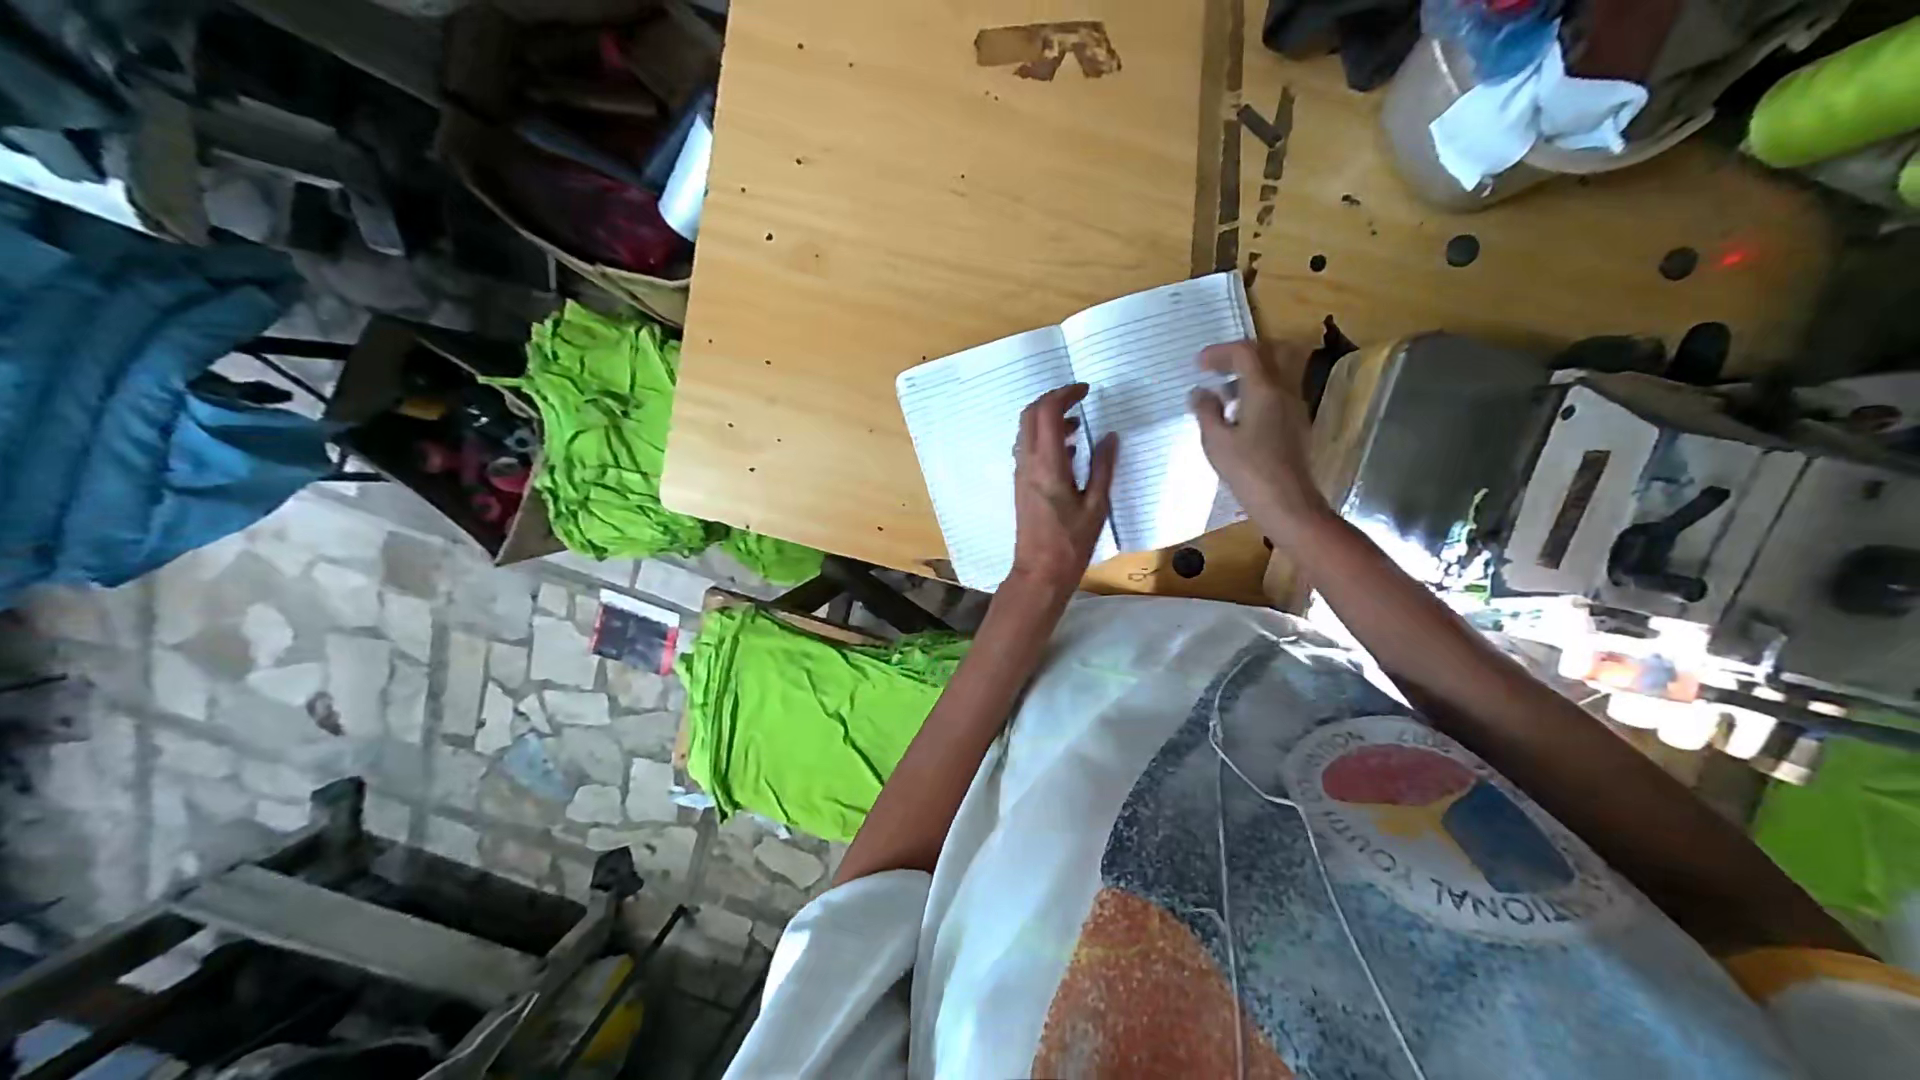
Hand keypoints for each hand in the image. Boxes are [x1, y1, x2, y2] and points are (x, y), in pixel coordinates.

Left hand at [1009, 383, 1116, 592]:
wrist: (1039, 571)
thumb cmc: (1071, 543)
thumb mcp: (1096, 505)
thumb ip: (1103, 467)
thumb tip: (1110, 436)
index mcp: (1048, 464)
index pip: (1047, 412)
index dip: (1065, 393)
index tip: (1085, 389)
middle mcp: (1028, 463)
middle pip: (1030, 414)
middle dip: (1052, 399)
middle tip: (1078, 399)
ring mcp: (1020, 473)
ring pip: (1026, 430)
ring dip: (1047, 418)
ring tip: (1078, 424)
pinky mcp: (1021, 484)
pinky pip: (1027, 448)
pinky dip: (1044, 437)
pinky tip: (1069, 450)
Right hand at [1190, 341, 1329, 541]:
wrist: (1287, 503)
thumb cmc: (1247, 471)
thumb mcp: (1216, 441)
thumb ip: (1206, 411)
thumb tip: (1199, 393)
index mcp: (1264, 390)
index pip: (1245, 353)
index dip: (1219, 352)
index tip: (1198, 365)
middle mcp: (1285, 392)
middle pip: (1270, 353)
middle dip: (1241, 355)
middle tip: (1217, 369)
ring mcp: (1295, 408)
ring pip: (1277, 373)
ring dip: (1250, 375)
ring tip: (1224, 395)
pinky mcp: (1297, 425)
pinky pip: (1278, 394)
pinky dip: (1258, 393)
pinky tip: (1239, 417)